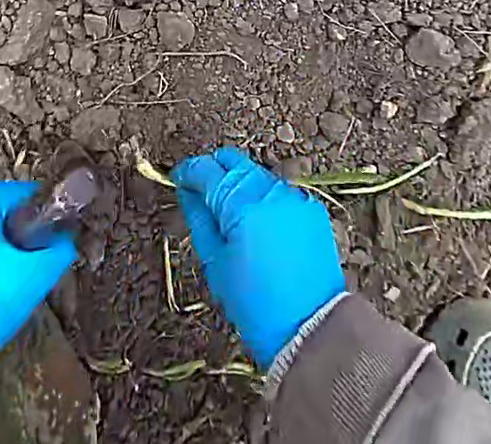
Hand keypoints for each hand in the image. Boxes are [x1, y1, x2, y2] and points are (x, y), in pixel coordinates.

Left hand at [0, 181, 75, 386]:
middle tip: (28, 278)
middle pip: (18, 218)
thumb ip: (63, 247)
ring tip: (5, 292)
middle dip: (30, 248)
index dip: (52, 229)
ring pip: (0, 239)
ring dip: (11, 263)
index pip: (38, 198)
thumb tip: (72, 237)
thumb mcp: (31, 275)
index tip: (52, 257)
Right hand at [173, 148, 344, 368]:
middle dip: (216, 170)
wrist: (310, 327)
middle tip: (200, 189)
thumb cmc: (255, 304)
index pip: (209, 171)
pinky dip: (264, 199)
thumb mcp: (215, 264)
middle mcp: (271, 192)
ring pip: (258, 176)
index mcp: (242, 205)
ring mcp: (295, 198)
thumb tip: (188, 192)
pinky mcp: (311, 209)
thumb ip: (200, 219)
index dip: (190, 171)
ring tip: (228, 211)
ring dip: (241, 185)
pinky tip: (258, 224)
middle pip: (237, 163)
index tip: (178, 176)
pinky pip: (280, 193)